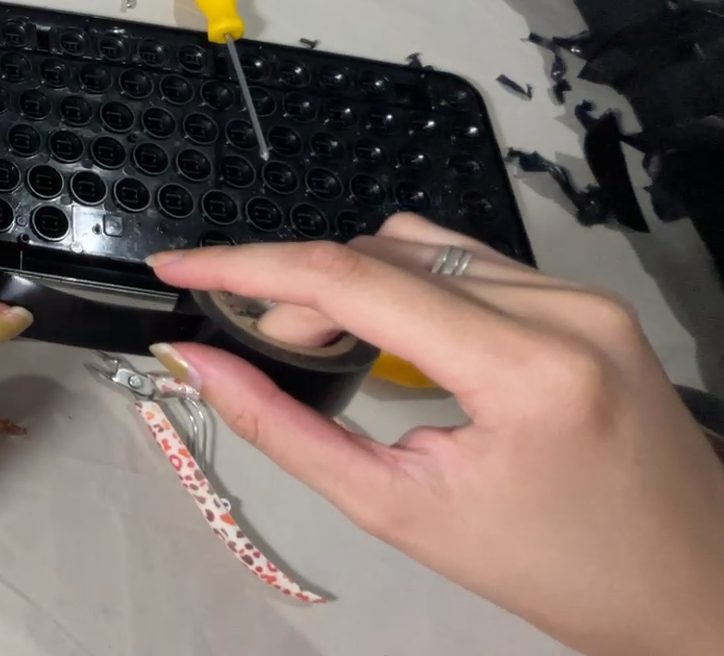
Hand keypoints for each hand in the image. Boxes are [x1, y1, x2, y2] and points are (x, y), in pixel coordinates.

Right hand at [148, 215, 723, 655]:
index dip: (242, 265)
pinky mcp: (573, 297)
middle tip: (265, 350)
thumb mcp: (390, 508)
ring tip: (323, 343)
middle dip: (287, 291)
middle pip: (366, 255)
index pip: (346, 279)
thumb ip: (276, 426)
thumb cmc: (548, 569)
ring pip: (398, 244)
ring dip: (333, 282)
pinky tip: (380, 324)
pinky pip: (442, 253)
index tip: (174, 267)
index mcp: (522, 367)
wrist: (708, 599)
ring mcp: (573, 294)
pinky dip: (381, 276)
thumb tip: (190, 359)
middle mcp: (556, 306)